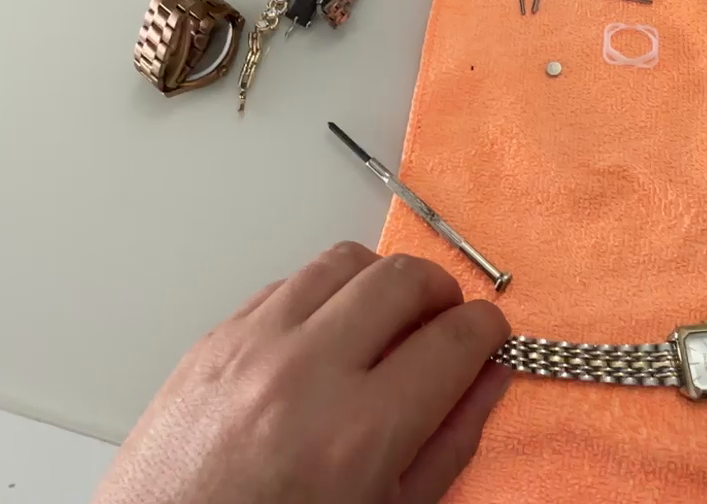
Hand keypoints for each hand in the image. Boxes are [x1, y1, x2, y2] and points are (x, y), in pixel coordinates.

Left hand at [93, 242, 512, 503]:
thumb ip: (449, 445)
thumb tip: (490, 374)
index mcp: (356, 436)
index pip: (450, 343)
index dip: (486, 329)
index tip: (490, 331)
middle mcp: (304, 372)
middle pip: (401, 279)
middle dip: (441, 289)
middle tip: (445, 318)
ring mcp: (252, 344)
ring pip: (345, 261)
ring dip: (382, 280)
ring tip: (387, 317)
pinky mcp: (216, 334)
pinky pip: (290, 281)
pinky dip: (326, 295)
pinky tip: (327, 333)